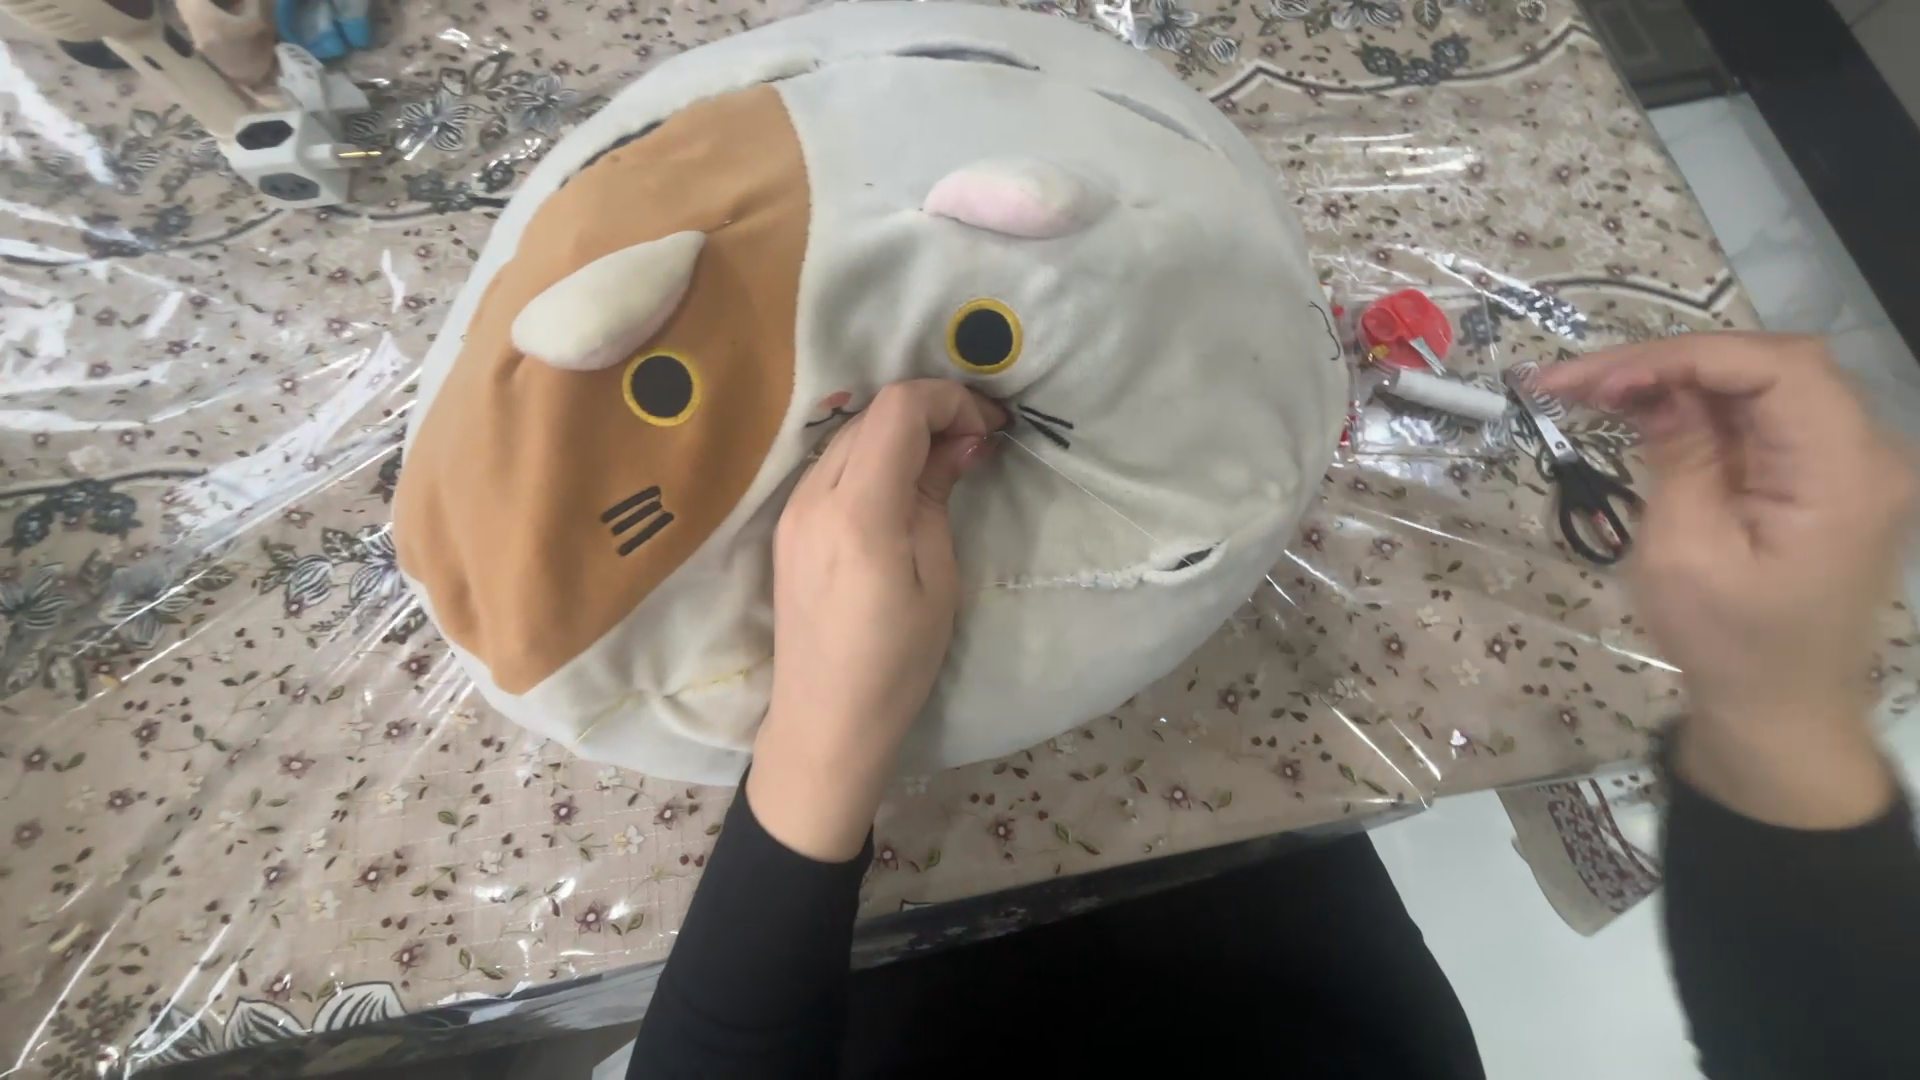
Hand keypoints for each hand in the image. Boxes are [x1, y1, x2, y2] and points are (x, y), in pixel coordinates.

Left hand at [746, 381, 1006, 859]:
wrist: (825, 719)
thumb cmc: (896, 663)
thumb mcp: (937, 578)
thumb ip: (938, 495)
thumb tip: (963, 439)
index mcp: (859, 512)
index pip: (898, 409)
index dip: (950, 401)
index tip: (987, 429)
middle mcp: (813, 496)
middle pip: (873, 414)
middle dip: (930, 413)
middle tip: (974, 445)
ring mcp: (791, 509)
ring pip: (850, 435)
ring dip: (900, 434)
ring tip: (942, 467)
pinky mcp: (786, 525)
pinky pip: (832, 465)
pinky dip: (872, 457)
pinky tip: (900, 488)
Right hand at [1537, 333, 1911, 827]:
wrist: (1777, 698)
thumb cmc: (1725, 637)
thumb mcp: (1684, 550)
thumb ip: (1679, 459)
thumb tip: (1651, 390)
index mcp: (1843, 473)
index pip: (1776, 370)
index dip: (1681, 359)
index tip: (1595, 383)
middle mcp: (1860, 451)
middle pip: (1769, 365)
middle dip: (1665, 359)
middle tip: (1572, 381)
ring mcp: (1840, 461)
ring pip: (1757, 384)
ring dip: (1669, 377)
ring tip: (1585, 391)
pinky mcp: (1810, 475)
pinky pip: (1753, 418)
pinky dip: (1688, 405)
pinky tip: (1633, 410)